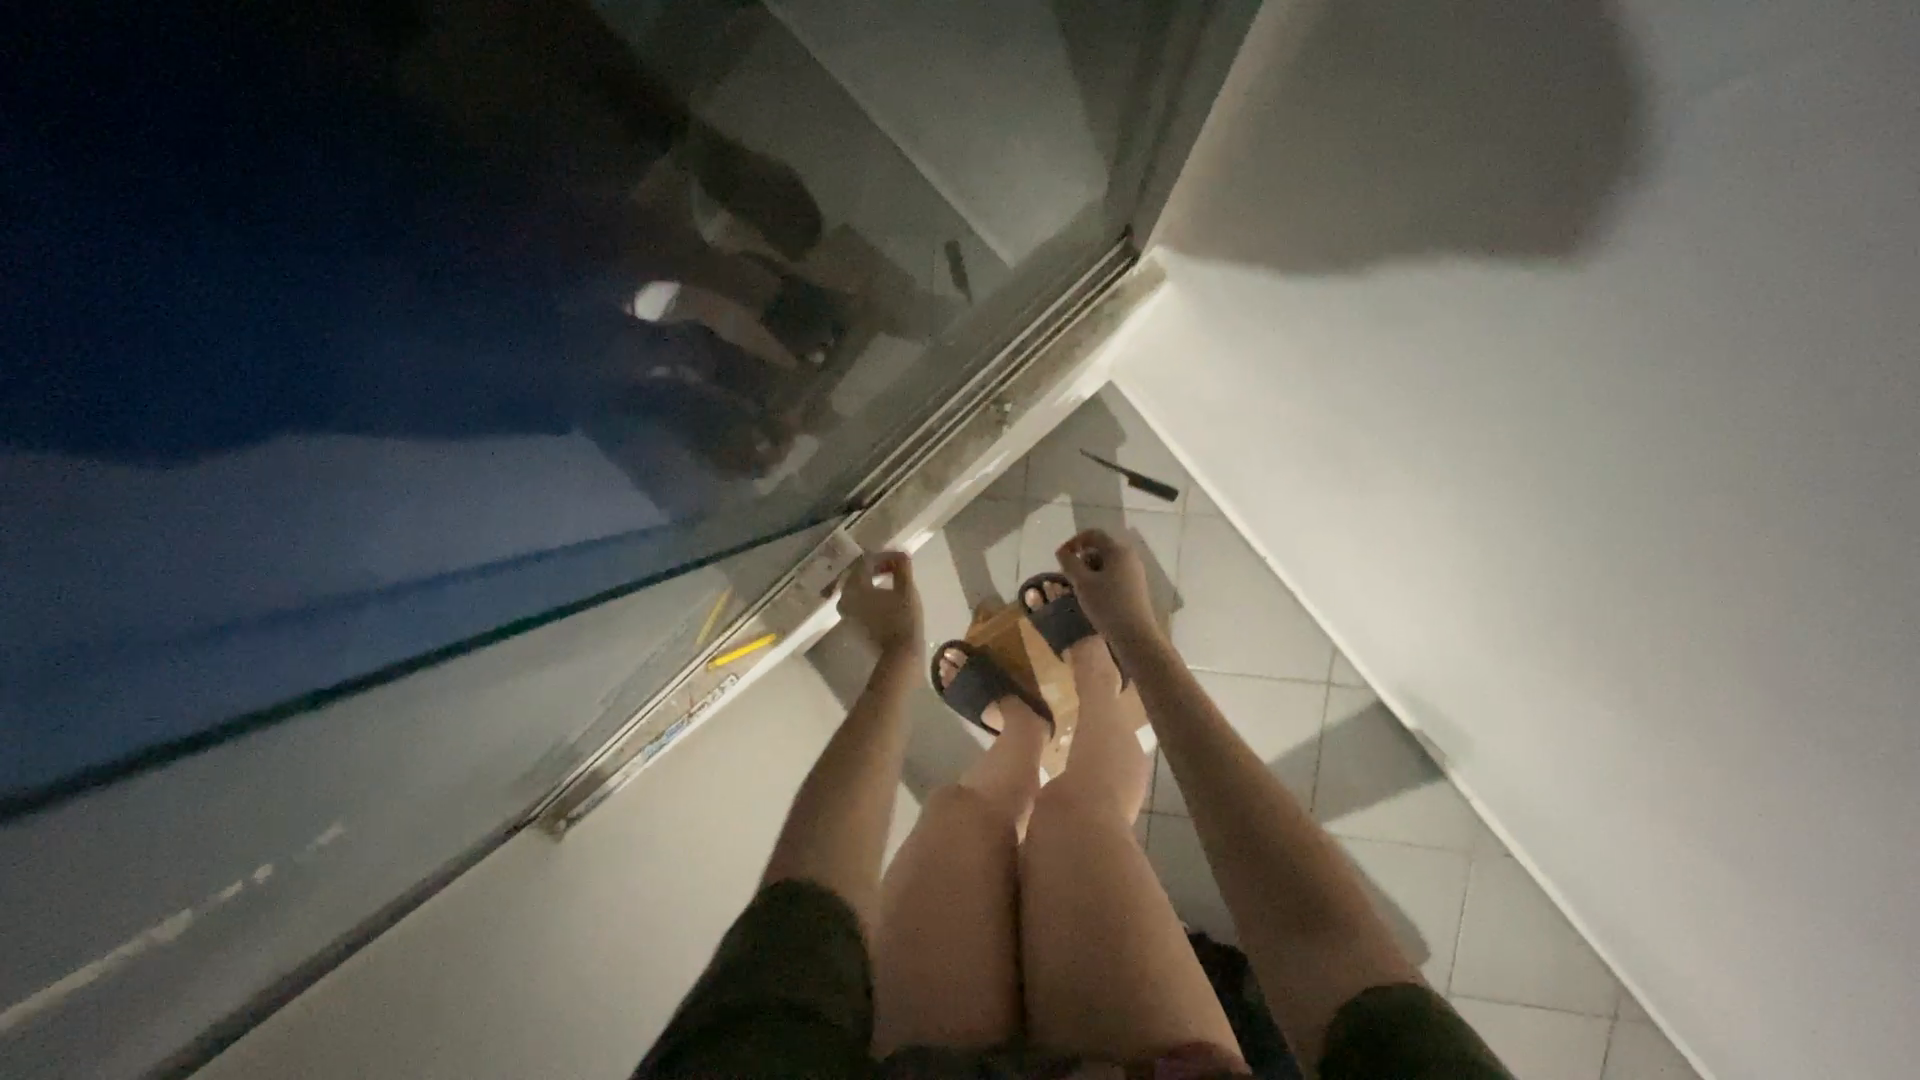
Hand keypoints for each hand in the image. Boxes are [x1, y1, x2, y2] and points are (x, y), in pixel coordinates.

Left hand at [836, 551, 922, 653]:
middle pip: (858, 572)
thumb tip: (902, 555)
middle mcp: (844, 597)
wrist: (899, 654)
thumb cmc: (904, 620)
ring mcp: (846, 611)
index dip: (886, 556)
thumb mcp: (907, 590)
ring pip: (857, 586)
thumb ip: (902, 568)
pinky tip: (885, 592)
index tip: (903, 558)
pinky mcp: (852, 621)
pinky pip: (857, 598)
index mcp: (855, 587)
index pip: (867, 561)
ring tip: (892, 577)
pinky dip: (870, 591)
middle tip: (898, 565)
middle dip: (878, 565)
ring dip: (873, 577)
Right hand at [1055, 529, 1160, 646]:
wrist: (1135, 635)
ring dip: (1089, 571)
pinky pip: (1113, 575)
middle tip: (1070, 576)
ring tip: (1079, 589)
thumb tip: (1062, 552)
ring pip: (1106, 563)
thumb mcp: (1082, 583)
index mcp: (1118, 551)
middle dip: (1081, 559)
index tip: (1060, 558)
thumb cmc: (1107, 605)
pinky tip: (1093, 597)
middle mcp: (1129, 557)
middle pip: (1100, 548)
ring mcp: (1134, 572)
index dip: (1073, 542)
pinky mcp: (1135, 587)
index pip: (1093, 535)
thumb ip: (1069, 563)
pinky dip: (1100, 580)